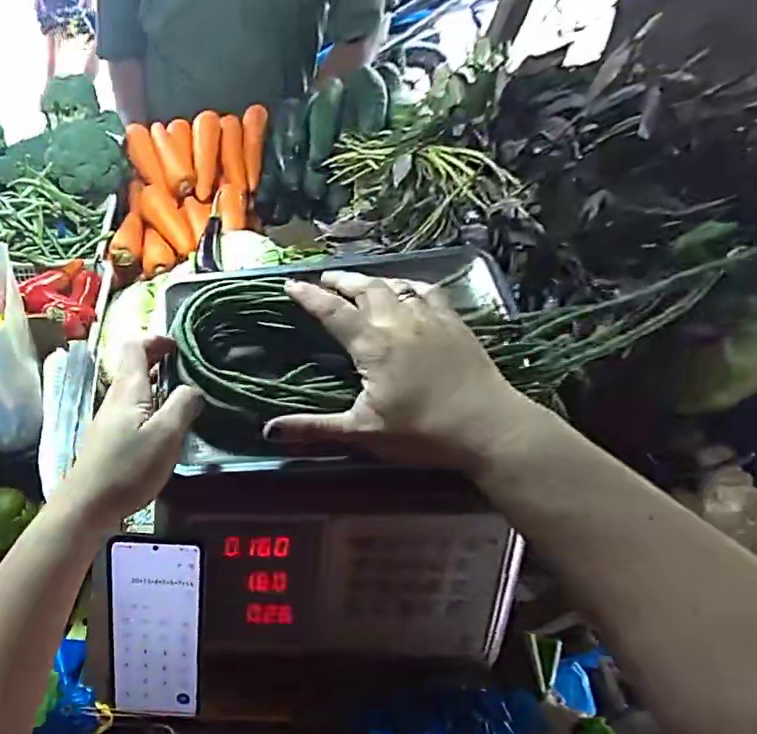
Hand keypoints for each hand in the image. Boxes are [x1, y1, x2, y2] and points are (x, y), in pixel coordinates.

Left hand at [52, 333, 201, 532]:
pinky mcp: (107, 442)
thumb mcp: (165, 435)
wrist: (87, 504)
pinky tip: (162, 429)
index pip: (135, 346)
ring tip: (180, 398)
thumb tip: (193, 388)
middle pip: (133, 368)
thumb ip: (182, 406)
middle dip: (159, 361)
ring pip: (132, 392)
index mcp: (128, 390)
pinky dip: (148, 409)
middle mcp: (114, 400)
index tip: (179, 345)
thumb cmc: (128, 468)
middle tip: (186, 369)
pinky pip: (130, 413)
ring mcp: (107, 421)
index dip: (156, 338)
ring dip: (155, 387)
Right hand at [264, 272, 540, 466]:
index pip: (333, 313)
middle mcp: (399, 323)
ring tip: (359, 282)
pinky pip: (428, 292)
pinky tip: (407, 289)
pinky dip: (409, 285)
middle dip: (340, 281)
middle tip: (323, 279)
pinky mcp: (455, 323)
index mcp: (373, 345)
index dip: (308, 297)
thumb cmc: (420, 431)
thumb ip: (313, 427)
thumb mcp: (360, 431)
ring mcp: (431, 319)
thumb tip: (268, 430)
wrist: (487, 425)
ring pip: (396, 286)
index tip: (290, 284)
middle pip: (365, 289)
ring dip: (372, 281)